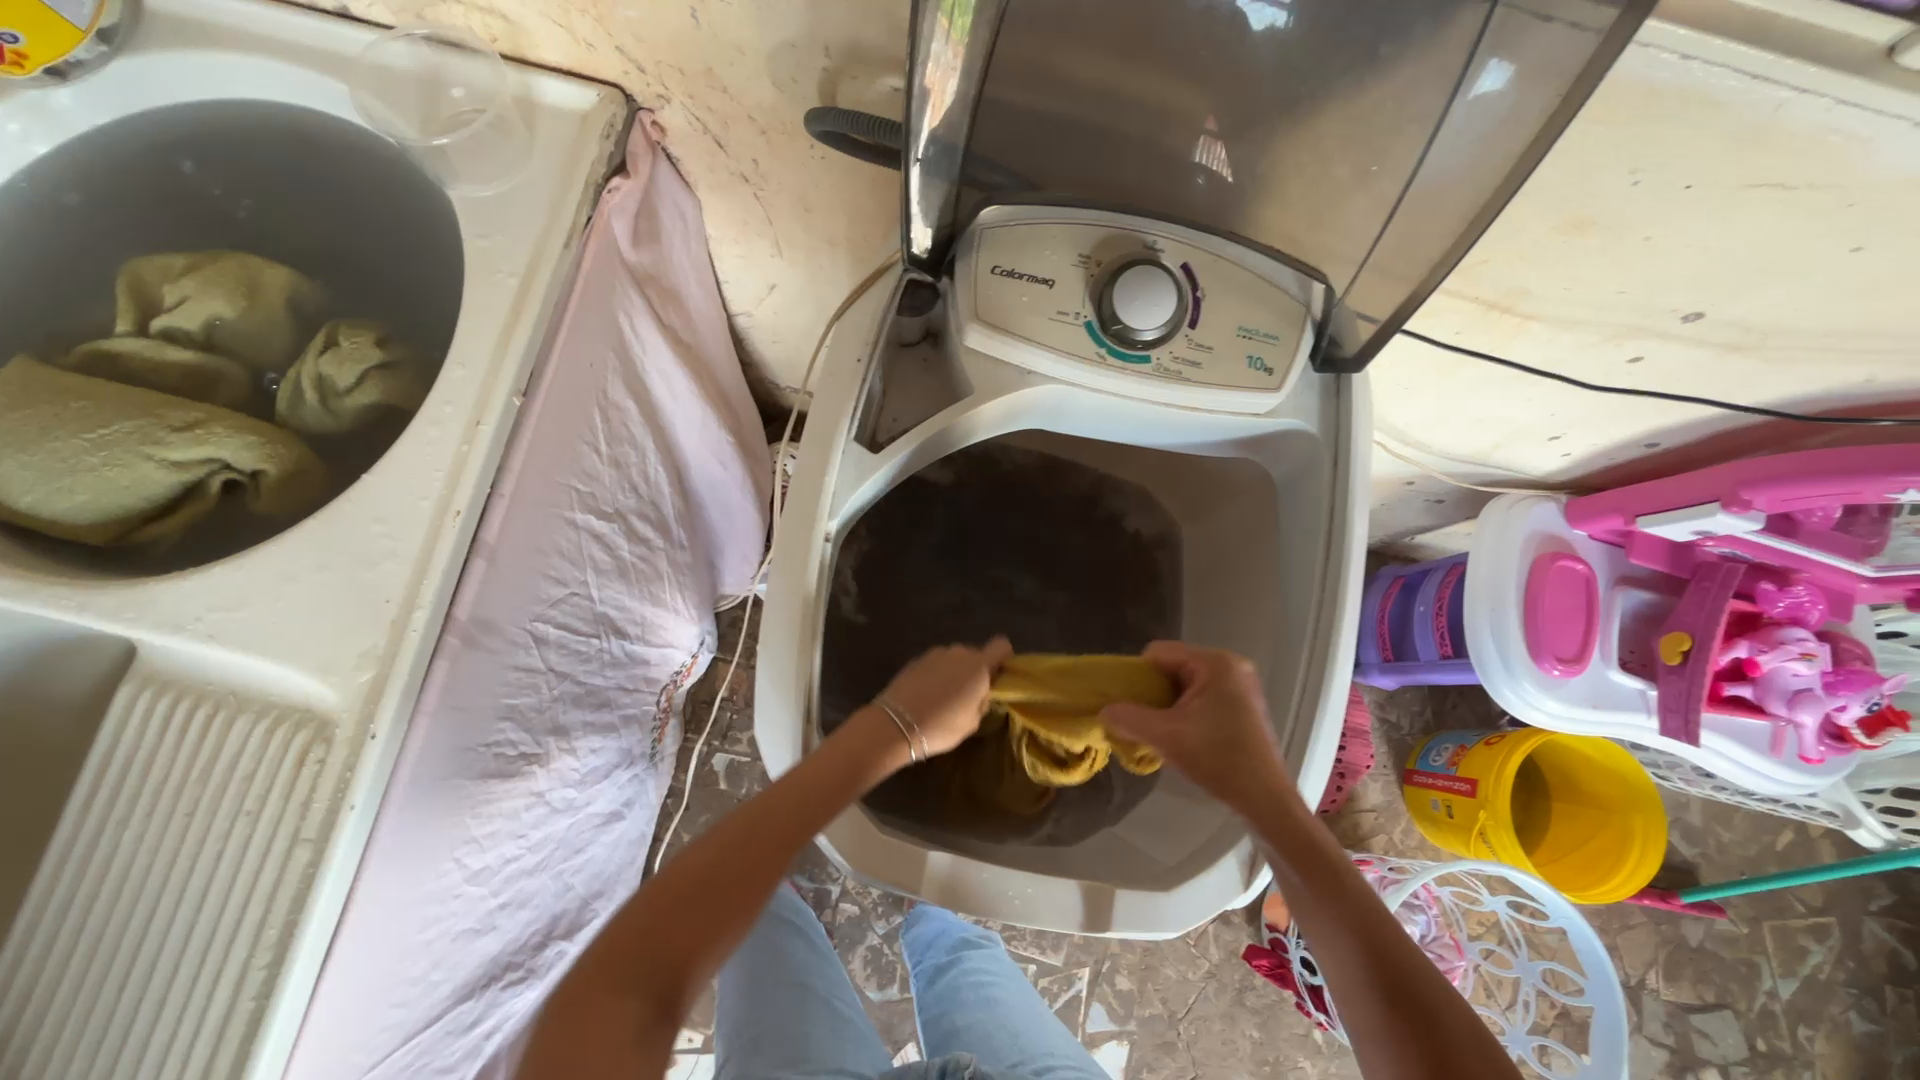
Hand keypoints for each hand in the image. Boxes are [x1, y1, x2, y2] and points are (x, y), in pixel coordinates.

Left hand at [876, 636, 1012, 757]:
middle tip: (969, 694)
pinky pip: (935, 664)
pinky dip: (936, 675)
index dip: (1003, 658)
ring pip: (953, 659)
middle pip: (975, 654)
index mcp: (978, 665)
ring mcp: (934, 654)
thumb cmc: (942, 726)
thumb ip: (982, 700)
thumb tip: (981, 691)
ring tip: (945, 696)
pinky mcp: (915, 660)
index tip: (998, 676)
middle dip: (975, 669)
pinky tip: (927, 695)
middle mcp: (958, 652)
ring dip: (954, 672)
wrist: (895, 724)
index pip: (1001, 646)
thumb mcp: (973, 721)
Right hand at [1101, 641, 1290, 811]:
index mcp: (1214, 662)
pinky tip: (1183, 738)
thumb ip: (1128, 717)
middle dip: (1153, 694)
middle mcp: (1230, 665)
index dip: (1137, 678)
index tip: (1130, 707)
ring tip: (1162, 733)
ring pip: (1184, 684)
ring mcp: (1240, 684)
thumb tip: (1103, 711)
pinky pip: (1201, 696)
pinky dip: (1185, 712)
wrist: (1265, 797)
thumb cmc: (1218, 758)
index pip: (1157, 654)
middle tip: (1145, 723)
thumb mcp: (1165, 736)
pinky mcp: (1243, 704)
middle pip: (1172, 667)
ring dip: (1168, 706)